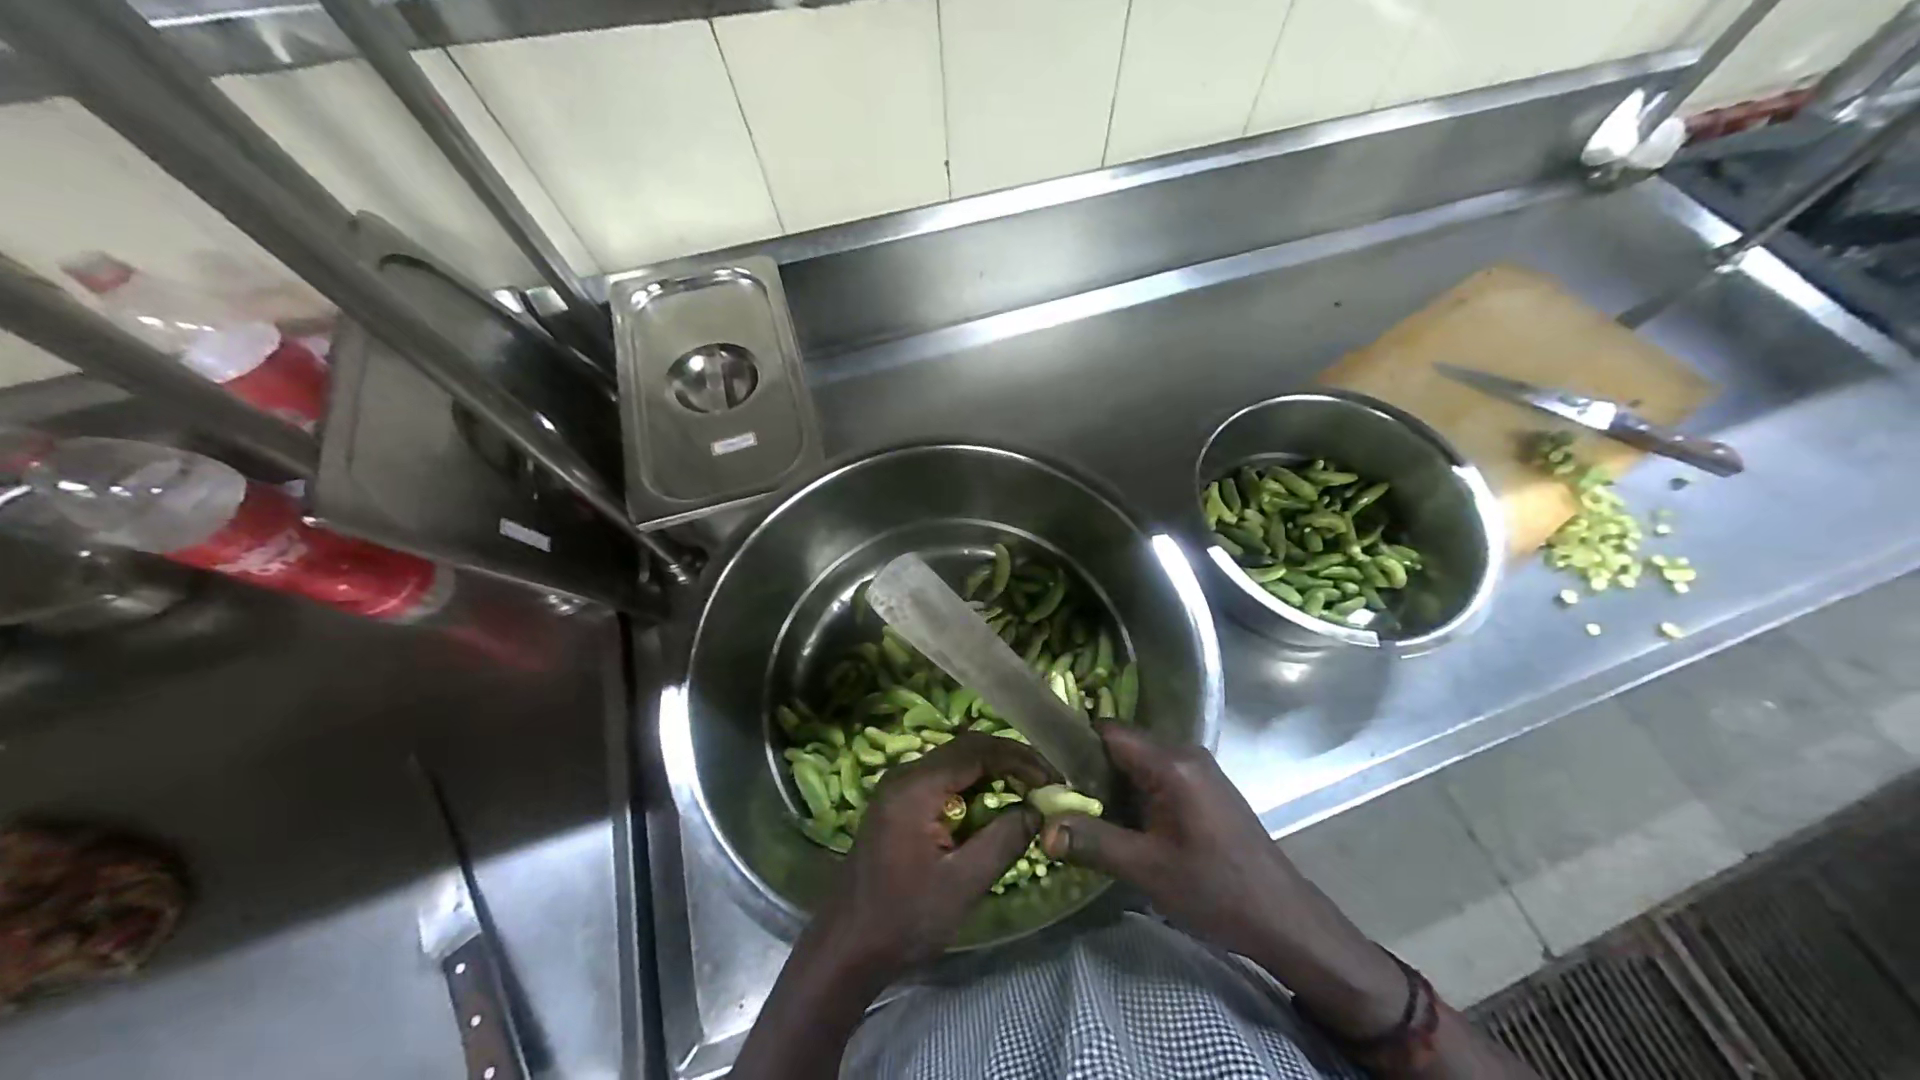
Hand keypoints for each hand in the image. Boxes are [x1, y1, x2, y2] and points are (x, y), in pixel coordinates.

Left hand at [808, 732, 1054, 977]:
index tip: (1053, 778)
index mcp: (915, 786)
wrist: (847, 946)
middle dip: (1009, 762)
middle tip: (1046, 784)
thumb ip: (1004, 840)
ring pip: (955, 763)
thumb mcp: (963, 882)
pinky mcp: (898, 804)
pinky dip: (973, 787)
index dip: (1019, 758)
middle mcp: (904, 775)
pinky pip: (942, 780)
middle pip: (965, 749)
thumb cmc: (905, 917)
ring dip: (992, 773)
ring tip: (1029, 793)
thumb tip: (1039, 810)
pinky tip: (995, 806)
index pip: (976, 749)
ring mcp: (898, 788)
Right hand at [1037, 721, 1304, 959]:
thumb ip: (1092, 842)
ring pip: (1136, 763)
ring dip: (1109, 785)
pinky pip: (1154, 777)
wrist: (1284, 919)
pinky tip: (1118, 823)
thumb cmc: (1216, 890)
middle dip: (1087, 770)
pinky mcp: (1202, 789)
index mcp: (1171, 763)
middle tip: (1056, 799)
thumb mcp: (1147, 869)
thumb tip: (1042, 830)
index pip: (1108, 732)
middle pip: (1121, 746)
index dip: (1073, 745)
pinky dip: (1131, 794)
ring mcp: (1196, 770)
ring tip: (1080, 813)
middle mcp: (1184, 754)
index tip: (1044, 770)